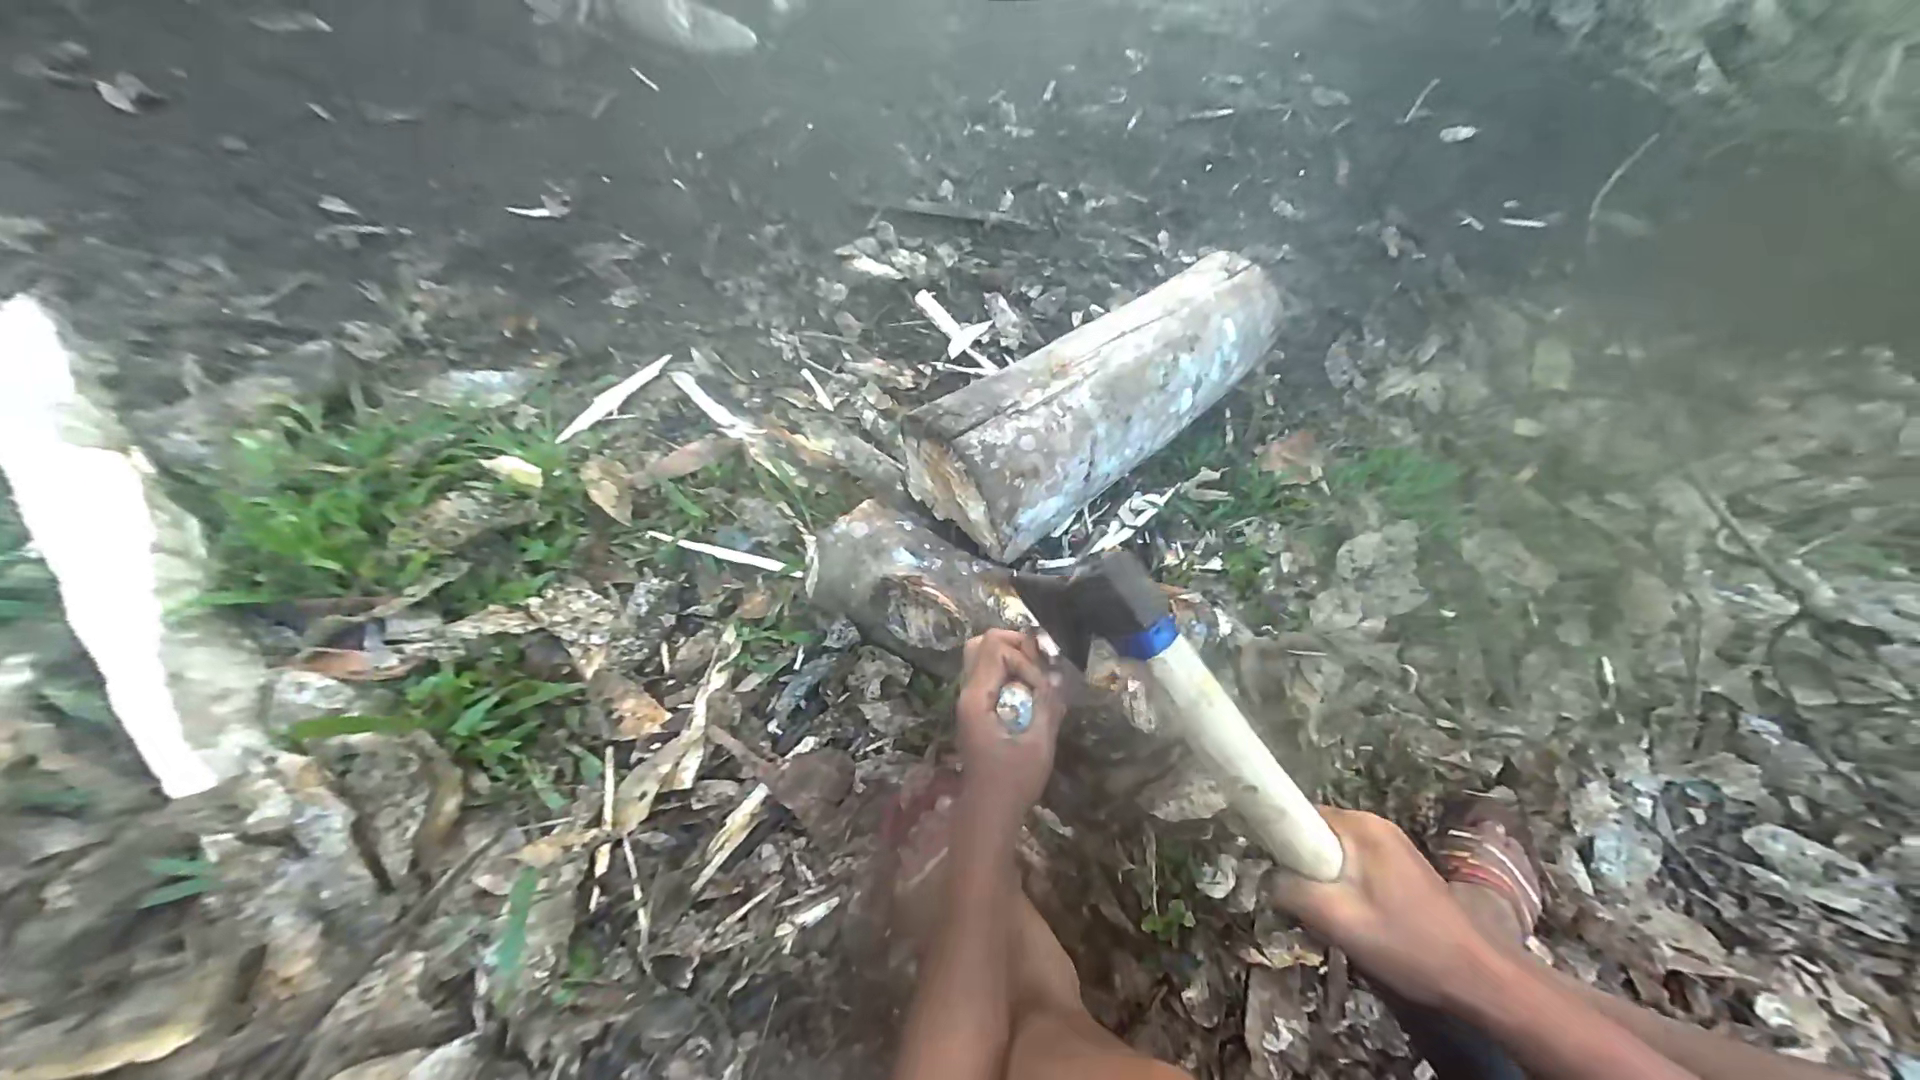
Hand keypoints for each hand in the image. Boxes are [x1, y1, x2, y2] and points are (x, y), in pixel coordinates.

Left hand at [953, 630, 1063, 814]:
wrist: (988, 812)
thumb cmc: (1013, 782)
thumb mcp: (1038, 744)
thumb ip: (1047, 705)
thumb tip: (1058, 675)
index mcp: (976, 697)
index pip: (995, 647)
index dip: (1024, 658)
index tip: (1041, 687)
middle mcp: (966, 692)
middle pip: (982, 644)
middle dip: (1015, 646)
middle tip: (1039, 667)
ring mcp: (968, 700)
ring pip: (982, 657)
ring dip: (1011, 658)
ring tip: (1036, 679)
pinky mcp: (975, 709)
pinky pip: (987, 674)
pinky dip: (1007, 673)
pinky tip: (1028, 693)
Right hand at [1268, 807, 1504, 1008]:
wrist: (1483, 980)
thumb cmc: (1407, 943)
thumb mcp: (1337, 919)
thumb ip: (1289, 890)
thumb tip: (1264, 877)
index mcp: (1359, 824)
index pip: (1297, 814)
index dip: (1277, 838)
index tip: (1269, 868)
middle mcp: (1374, 824)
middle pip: (1314, 834)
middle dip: (1302, 866)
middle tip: (1304, 902)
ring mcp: (1390, 844)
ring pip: (1333, 853)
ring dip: (1323, 880)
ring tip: (1330, 915)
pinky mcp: (1400, 866)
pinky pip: (1353, 865)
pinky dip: (1344, 886)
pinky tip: (1354, 918)